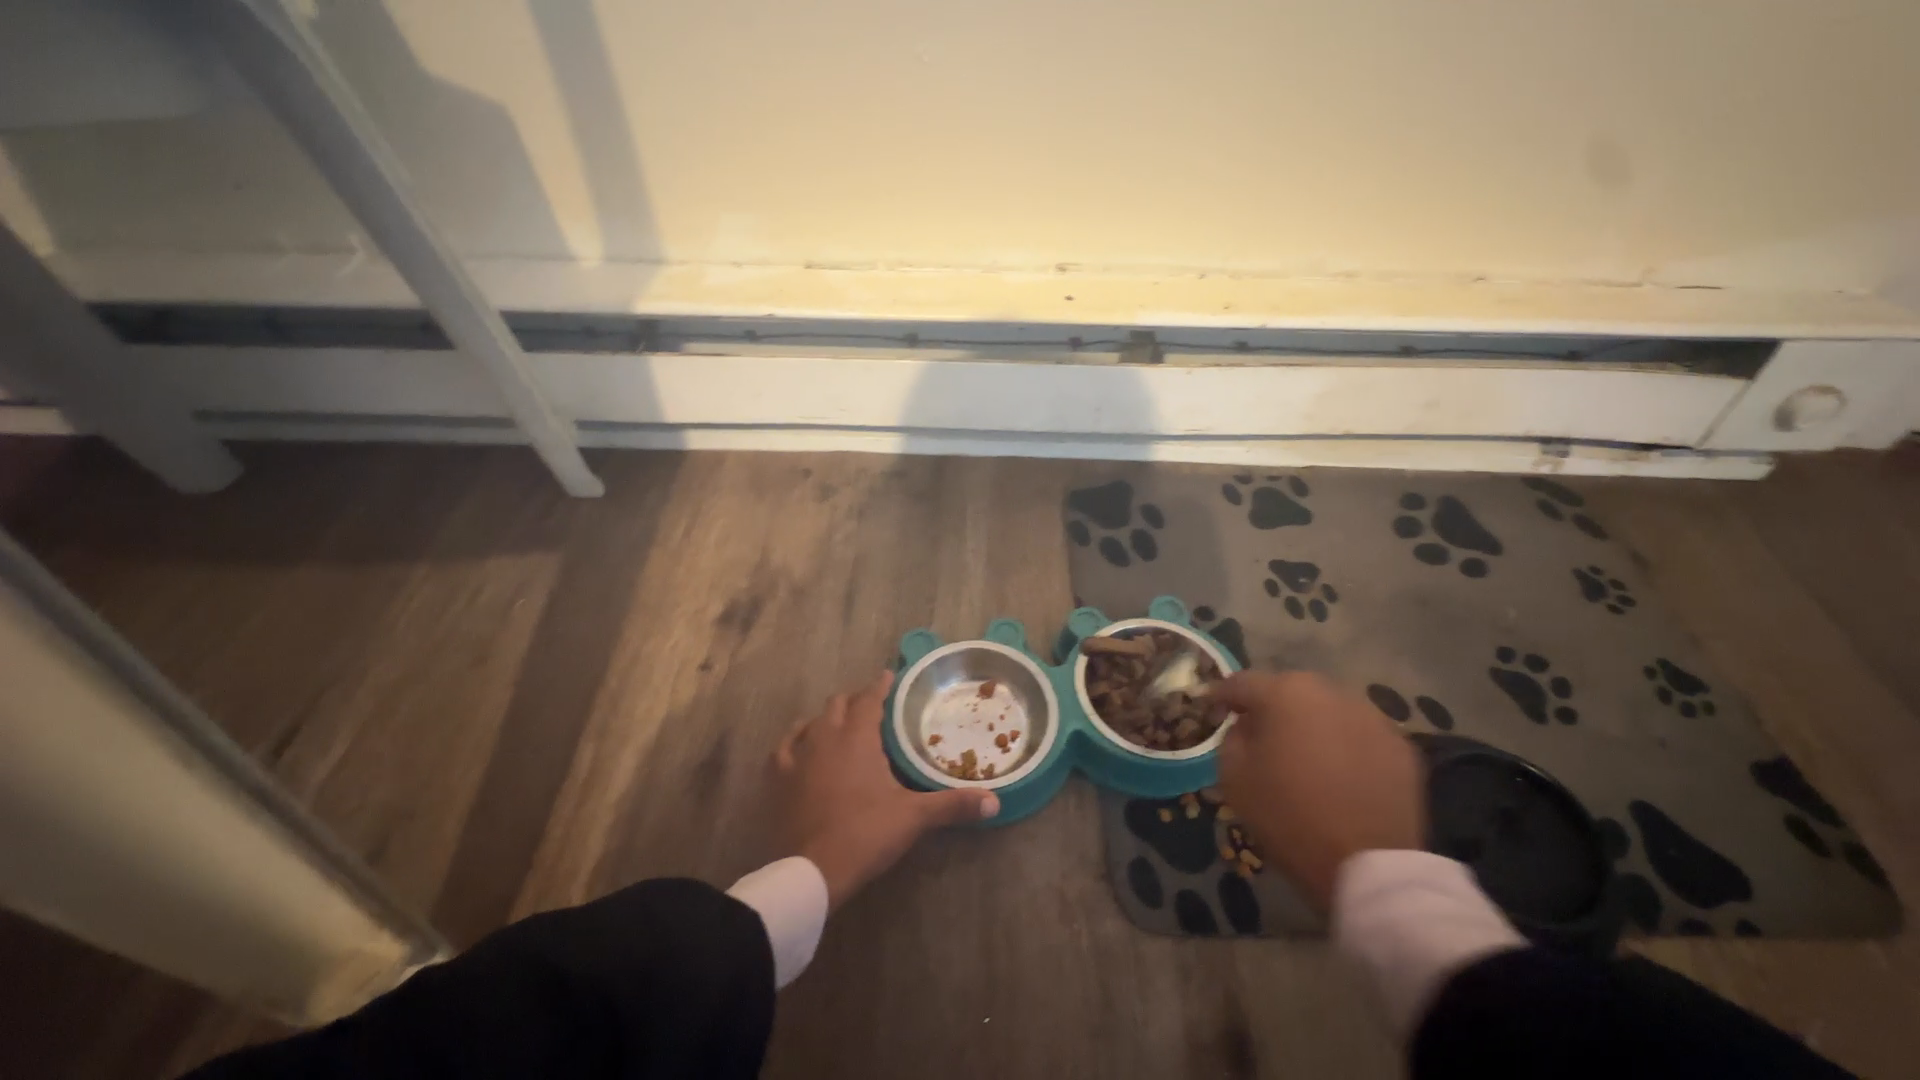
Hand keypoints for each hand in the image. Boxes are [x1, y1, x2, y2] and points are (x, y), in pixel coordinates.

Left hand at [774, 670, 999, 910]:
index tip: (889, 677)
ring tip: (838, 726)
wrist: (810, 870)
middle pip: (838, 704)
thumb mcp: (914, 817)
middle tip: (871, 707)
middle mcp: (824, 736)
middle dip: (855, 701)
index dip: (880, 686)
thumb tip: (995, 802)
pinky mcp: (777, 779)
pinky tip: (801, 750)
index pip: (869, 699)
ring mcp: (796, 756)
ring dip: (826, 719)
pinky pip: (785, 748)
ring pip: (811, 722)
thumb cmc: (865, 834)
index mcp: (857, 737)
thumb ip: (953, 804)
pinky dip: (797, 742)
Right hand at [1212, 671, 1424, 913]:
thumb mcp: (1233, 777)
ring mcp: (1372, 717)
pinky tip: (1340, 776)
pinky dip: (1345, 747)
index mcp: (1285, 694)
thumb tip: (1246, 726)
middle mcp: (1331, 692)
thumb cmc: (1288, 816)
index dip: (1222, 697)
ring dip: (1312, 726)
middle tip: (1260, 737)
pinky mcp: (1401, 746)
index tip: (1212, 713)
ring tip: (1304, 757)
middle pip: (1290, 691)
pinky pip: (1360, 736)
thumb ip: (1232, 738)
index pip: (1241, 683)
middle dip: (1272, 709)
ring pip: (1328, 711)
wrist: (1367, 865)